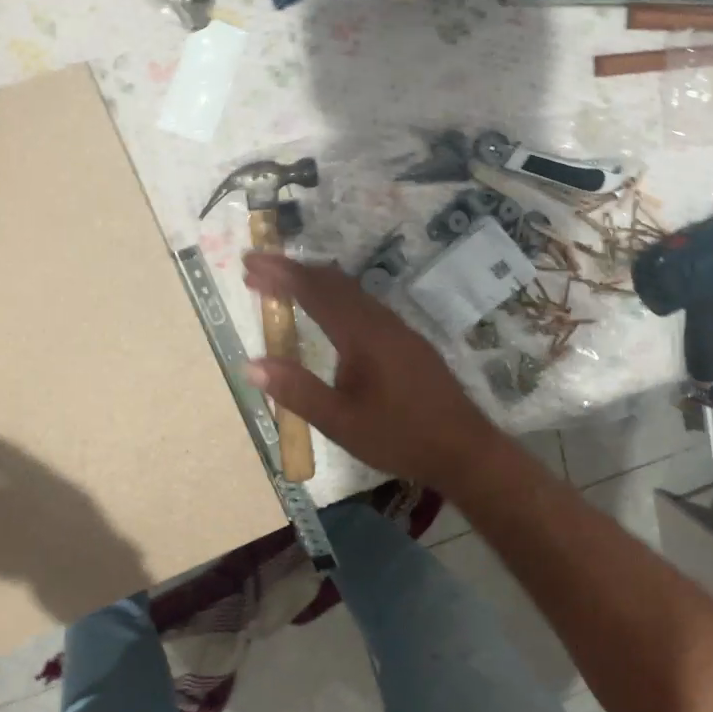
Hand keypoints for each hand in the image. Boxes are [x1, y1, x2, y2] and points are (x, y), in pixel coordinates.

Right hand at [242, 252, 511, 489]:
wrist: (464, 448)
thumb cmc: (400, 438)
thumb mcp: (340, 422)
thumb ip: (297, 391)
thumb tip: (251, 365)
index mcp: (363, 335)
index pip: (315, 291)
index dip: (280, 274)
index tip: (248, 263)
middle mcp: (382, 322)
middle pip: (334, 283)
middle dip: (294, 272)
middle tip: (257, 270)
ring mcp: (400, 330)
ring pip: (353, 293)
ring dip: (316, 284)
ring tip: (285, 286)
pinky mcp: (409, 343)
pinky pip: (366, 306)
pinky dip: (337, 299)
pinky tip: (330, 315)